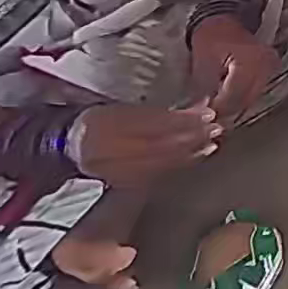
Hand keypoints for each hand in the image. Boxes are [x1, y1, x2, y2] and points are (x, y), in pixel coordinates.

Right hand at [73, 104, 221, 186]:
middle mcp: (107, 146)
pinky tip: (198, 156)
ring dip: (192, 151)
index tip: (208, 113)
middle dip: (193, 135)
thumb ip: (160, 111)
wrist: (71, 147)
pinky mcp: (122, 180)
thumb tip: (199, 107)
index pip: (154, 122)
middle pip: (161, 142)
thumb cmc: (103, 121)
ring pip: (161, 160)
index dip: (184, 119)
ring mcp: (114, 167)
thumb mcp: (124, 108)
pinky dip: (181, 163)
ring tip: (212, 142)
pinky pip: (157, 173)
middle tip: (216, 128)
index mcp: (107, 122)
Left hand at [189, 15, 277, 126]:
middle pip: (247, 99)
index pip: (235, 96)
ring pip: (253, 97)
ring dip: (236, 105)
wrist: (224, 20)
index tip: (204, 118)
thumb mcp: (202, 63)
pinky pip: (257, 90)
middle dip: (228, 110)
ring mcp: (271, 67)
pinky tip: (230, 98)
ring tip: (218, 108)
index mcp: (249, 62)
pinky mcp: (271, 68)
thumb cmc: (211, 38)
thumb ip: (205, 90)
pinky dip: (243, 96)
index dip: (218, 110)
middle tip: (210, 117)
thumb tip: (205, 113)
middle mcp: (266, 66)